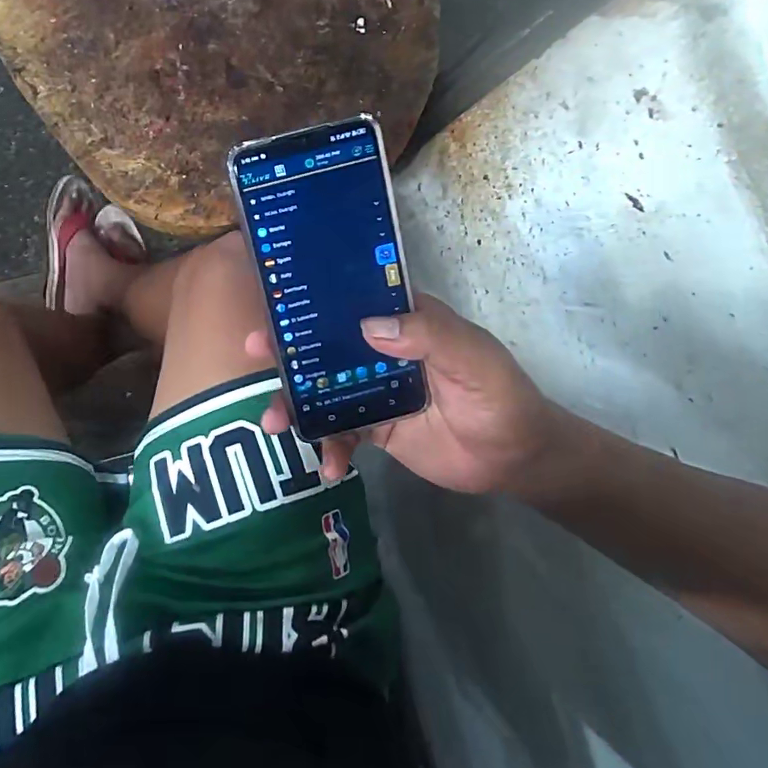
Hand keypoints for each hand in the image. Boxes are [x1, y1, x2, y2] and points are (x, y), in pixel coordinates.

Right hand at [243, 294, 555, 492]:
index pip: (359, 300)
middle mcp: (387, 351)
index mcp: (410, 323)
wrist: (514, 457)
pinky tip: (329, 467)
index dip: (320, 300)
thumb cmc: (500, 396)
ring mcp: (379, 391)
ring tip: (274, 424)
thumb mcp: (472, 359)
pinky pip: (343, 433)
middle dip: (292, 350)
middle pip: (331, 345)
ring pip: (327, 390)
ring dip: (297, 404)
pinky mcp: (379, 429)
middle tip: (254, 354)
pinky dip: (330, 448)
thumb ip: (429, 337)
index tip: (280, 301)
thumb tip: (368, 324)